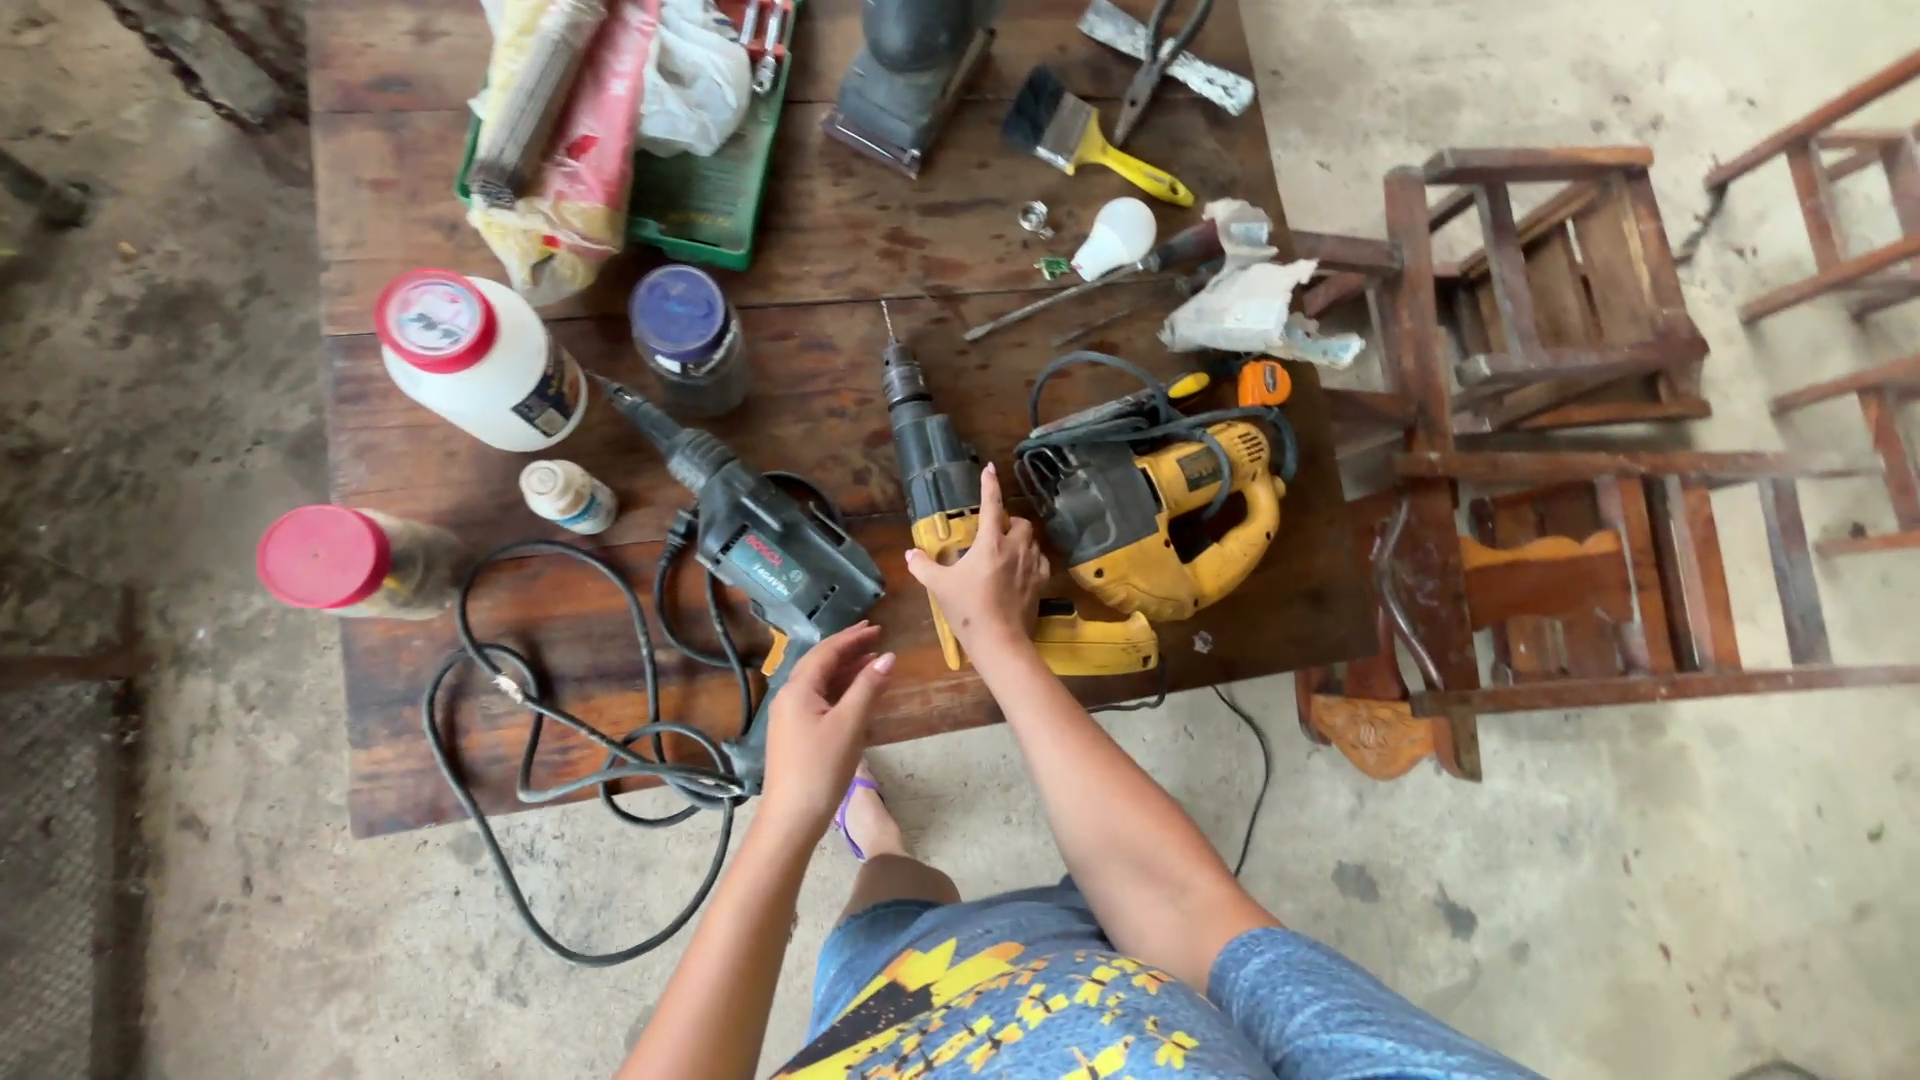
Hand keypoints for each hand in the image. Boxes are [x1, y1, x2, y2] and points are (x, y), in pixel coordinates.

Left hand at [759, 622, 893, 835]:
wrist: (792, 817)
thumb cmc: (821, 768)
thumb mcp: (849, 724)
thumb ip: (868, 687)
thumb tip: (888, 657)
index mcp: (798, 689)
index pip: (826, 652)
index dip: (852, 638)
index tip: (877, 628)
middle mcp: (789, 696)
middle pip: (820, 663)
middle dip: (848, 649)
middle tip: (876, 638)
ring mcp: (789, 716)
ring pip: (820, 682)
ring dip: (846, 670)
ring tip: (873, 663)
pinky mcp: (794, 733)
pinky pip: (819, 699)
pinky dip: (840, 690)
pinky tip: (857, 694)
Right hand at [906, 463, 1049, 652]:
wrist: (999, 640)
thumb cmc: (967, 609)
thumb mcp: (938, 586)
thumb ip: (922, 566)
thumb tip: (910, 554)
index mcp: (990, 543)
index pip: (991, 505)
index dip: (989, 485)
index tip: (989, 469)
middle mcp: (1015, 548)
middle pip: (1019, 522)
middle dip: (1008, 521)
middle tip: (995, 530)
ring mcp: (1031, 565)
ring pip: (1032, 541)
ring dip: (1021, 539)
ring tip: (1007, 548)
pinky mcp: (1041, 583)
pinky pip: (1040, 561)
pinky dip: (1032, 558)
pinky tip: (1022, 568)